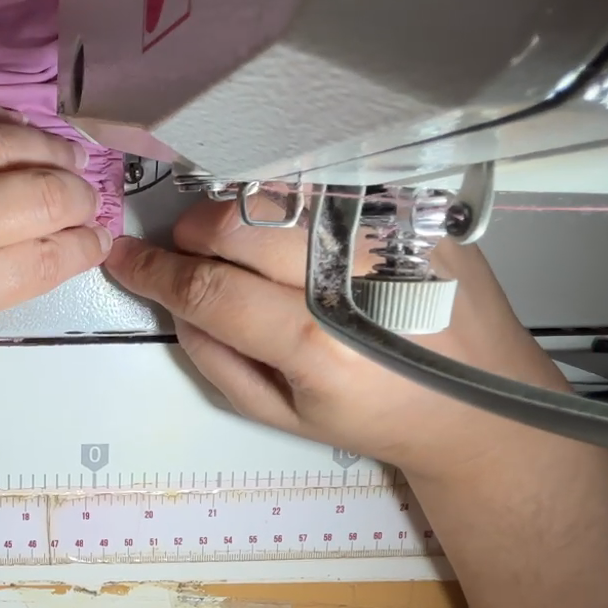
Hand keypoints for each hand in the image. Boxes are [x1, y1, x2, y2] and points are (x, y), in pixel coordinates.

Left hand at [0, 95, 111, 391]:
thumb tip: (37, 251)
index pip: (44, 255)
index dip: (82, 247)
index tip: (98, 240)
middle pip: (38, 192)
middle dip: (78, 199)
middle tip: (89, 202)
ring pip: (4, 138)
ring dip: (49, 150)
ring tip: (67, 162)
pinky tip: (13, 129)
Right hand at [104, 196, 568, 482]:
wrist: (487, 407)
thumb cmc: (371, 420)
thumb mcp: (277, 414)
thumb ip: (212, 357)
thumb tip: (174, 299)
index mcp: (319, 345)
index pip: (208, 288)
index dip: (152, 270)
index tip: (121, 257)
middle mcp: (357, 280)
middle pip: (235, 224)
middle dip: (190, 237)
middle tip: (190, 259)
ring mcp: (393, 236)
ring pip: (276, 194)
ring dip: (235, 216)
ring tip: (241, 248)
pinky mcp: (418, 213)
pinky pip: (325, 188)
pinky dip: (286, 207)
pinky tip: (291, 235)